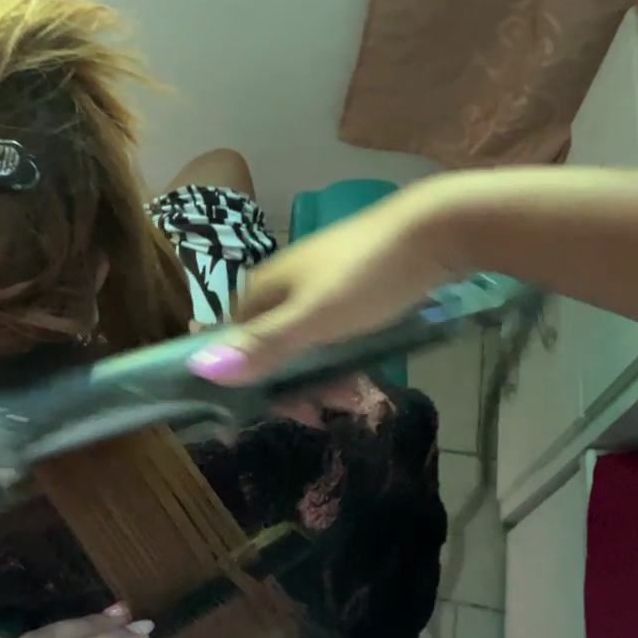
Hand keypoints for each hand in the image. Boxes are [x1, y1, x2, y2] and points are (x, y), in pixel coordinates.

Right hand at [189, 180, 459, 383]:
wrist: (440, 227)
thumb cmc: (368, 276)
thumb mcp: (313, 318)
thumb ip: (261, 345)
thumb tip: (197, 368)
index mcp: (259, 289)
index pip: (232, 344)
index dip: (248, 382)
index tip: (283, 410)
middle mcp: (278, 286)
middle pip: (267, 347)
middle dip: (292, 383)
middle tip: (328, 409)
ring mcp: (313, 284)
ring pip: (300, 343)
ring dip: (320, 376)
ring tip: (354, 397)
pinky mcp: (347, 286)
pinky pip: (327, 332)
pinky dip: (339, 356)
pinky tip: (361, 372)